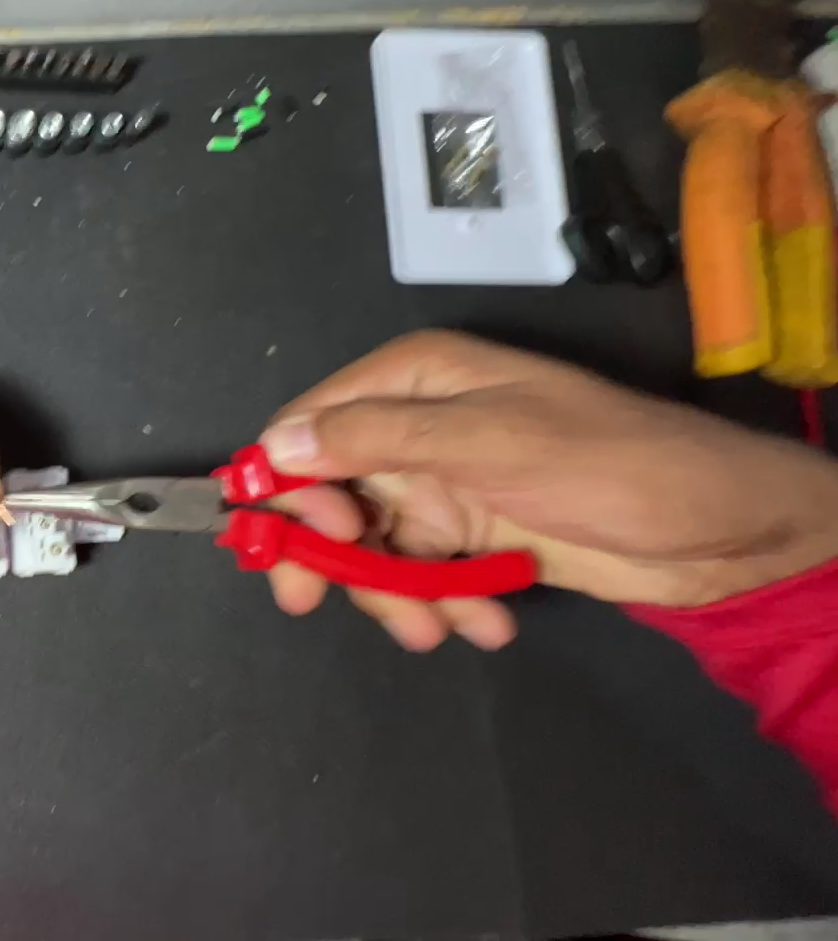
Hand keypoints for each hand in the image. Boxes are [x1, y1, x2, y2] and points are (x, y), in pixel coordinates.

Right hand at [256, 330, 837, 652]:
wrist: (739, 537)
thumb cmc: (617, 467)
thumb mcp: (491, 442)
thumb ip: (376, 437)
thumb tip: (272, 447)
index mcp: (405, 383)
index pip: (301, 428)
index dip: (287, 483)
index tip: (316, 534)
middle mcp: (401, 427)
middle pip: (317, 491)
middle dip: (322, 550)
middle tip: (312, 599)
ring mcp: (426, 481)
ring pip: (356, 541)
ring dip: (384, 590)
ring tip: (430, 629)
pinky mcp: (452, 529)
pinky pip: (406, 568)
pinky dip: (432, 601)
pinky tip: (481, 624)